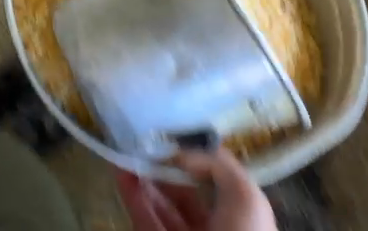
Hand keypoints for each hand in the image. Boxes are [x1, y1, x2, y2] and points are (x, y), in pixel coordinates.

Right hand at [115, 149, 275, 230]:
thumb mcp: (246, 198)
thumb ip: (219, 166)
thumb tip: (182, 155)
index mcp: (243, 225)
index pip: (219, 189)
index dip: (197, 164)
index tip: (175, 144)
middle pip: (185, 197)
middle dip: (164, 172)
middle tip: (145, 149)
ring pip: (161, 208)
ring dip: (143, 181)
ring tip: (127, 156)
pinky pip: (145, 220)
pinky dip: (132, 197)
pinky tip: (121, 174)